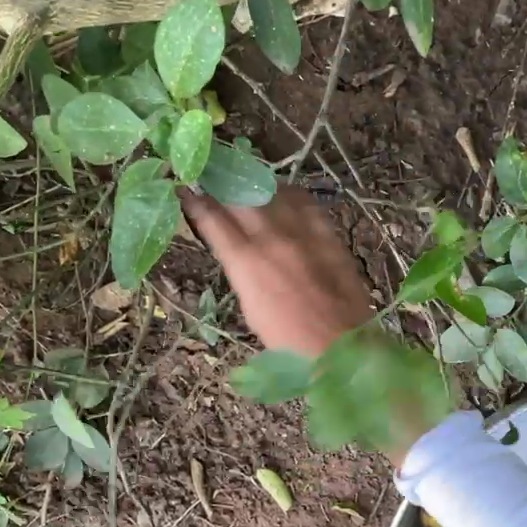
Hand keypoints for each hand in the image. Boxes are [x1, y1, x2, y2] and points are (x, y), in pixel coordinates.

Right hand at [180, 186, 371, 357]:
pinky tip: (284, 195)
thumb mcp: (251, 307)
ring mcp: (303, 233)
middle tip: (214, 181)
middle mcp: (271, 238)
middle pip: (240, 198)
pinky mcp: (329, 236)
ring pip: (273, 193)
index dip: (196, 202)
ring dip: (255, 187)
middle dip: (223, 187)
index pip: (212, 219)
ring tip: (247, 185)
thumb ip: (242, 271)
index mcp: (246, 261)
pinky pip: (306, 203)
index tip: (186, 191)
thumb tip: (237, 251)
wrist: (340, 345)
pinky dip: (290, 195)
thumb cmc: (290, 341)